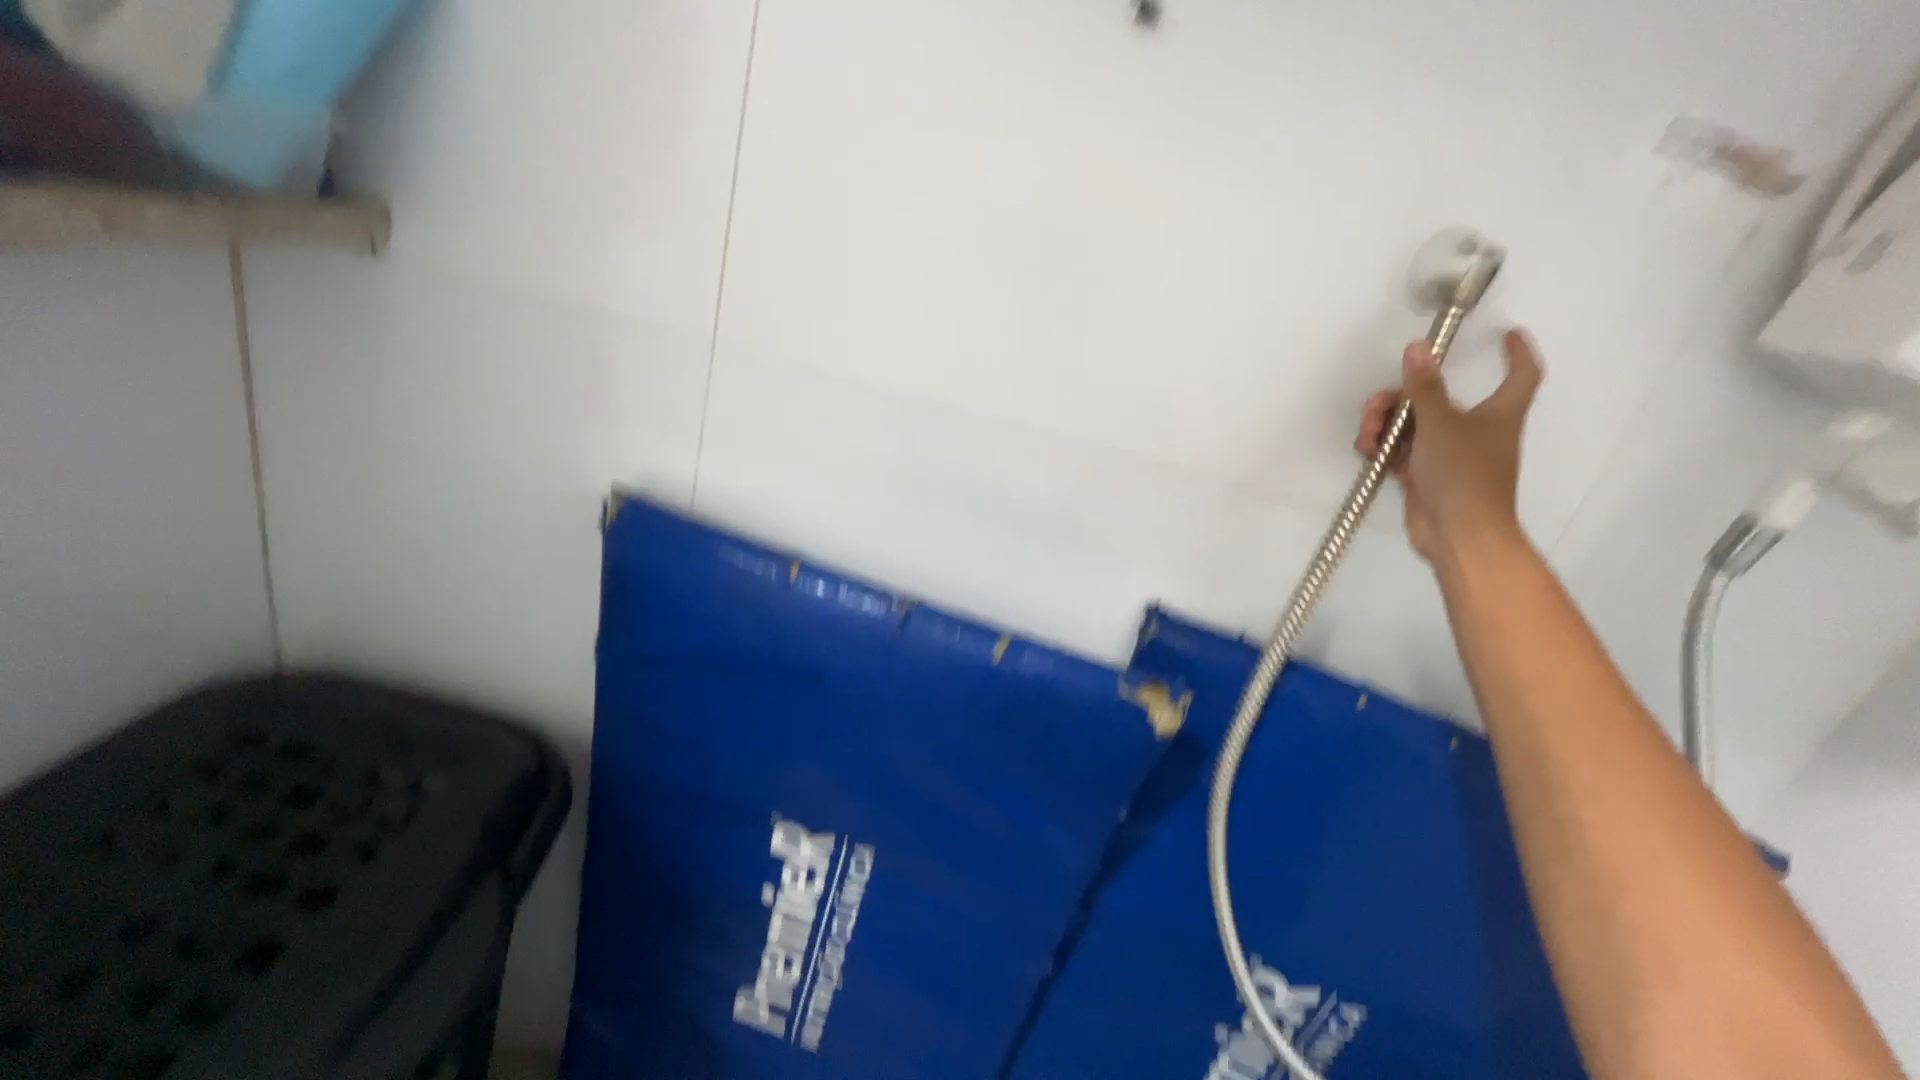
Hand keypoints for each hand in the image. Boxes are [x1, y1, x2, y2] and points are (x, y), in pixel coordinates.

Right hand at [1354, 328, 1542, 562]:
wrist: (1458, 535)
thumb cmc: (1463, 475)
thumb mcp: (1440, 424)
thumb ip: (1425, 386)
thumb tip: (1419, 347)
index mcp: (1498, 413)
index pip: (1520, 375)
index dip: (1517, 353)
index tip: (1508, 333)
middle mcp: (1476, 429)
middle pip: (1436, 396)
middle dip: (1402, 395)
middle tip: (1380, 404)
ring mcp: (1448, 453)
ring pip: (1412, 422)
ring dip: (1384, 423)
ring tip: (1368, 438)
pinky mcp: (1425, 474)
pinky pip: (1400, 449)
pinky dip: (1383, 446)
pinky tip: (1368, 452)